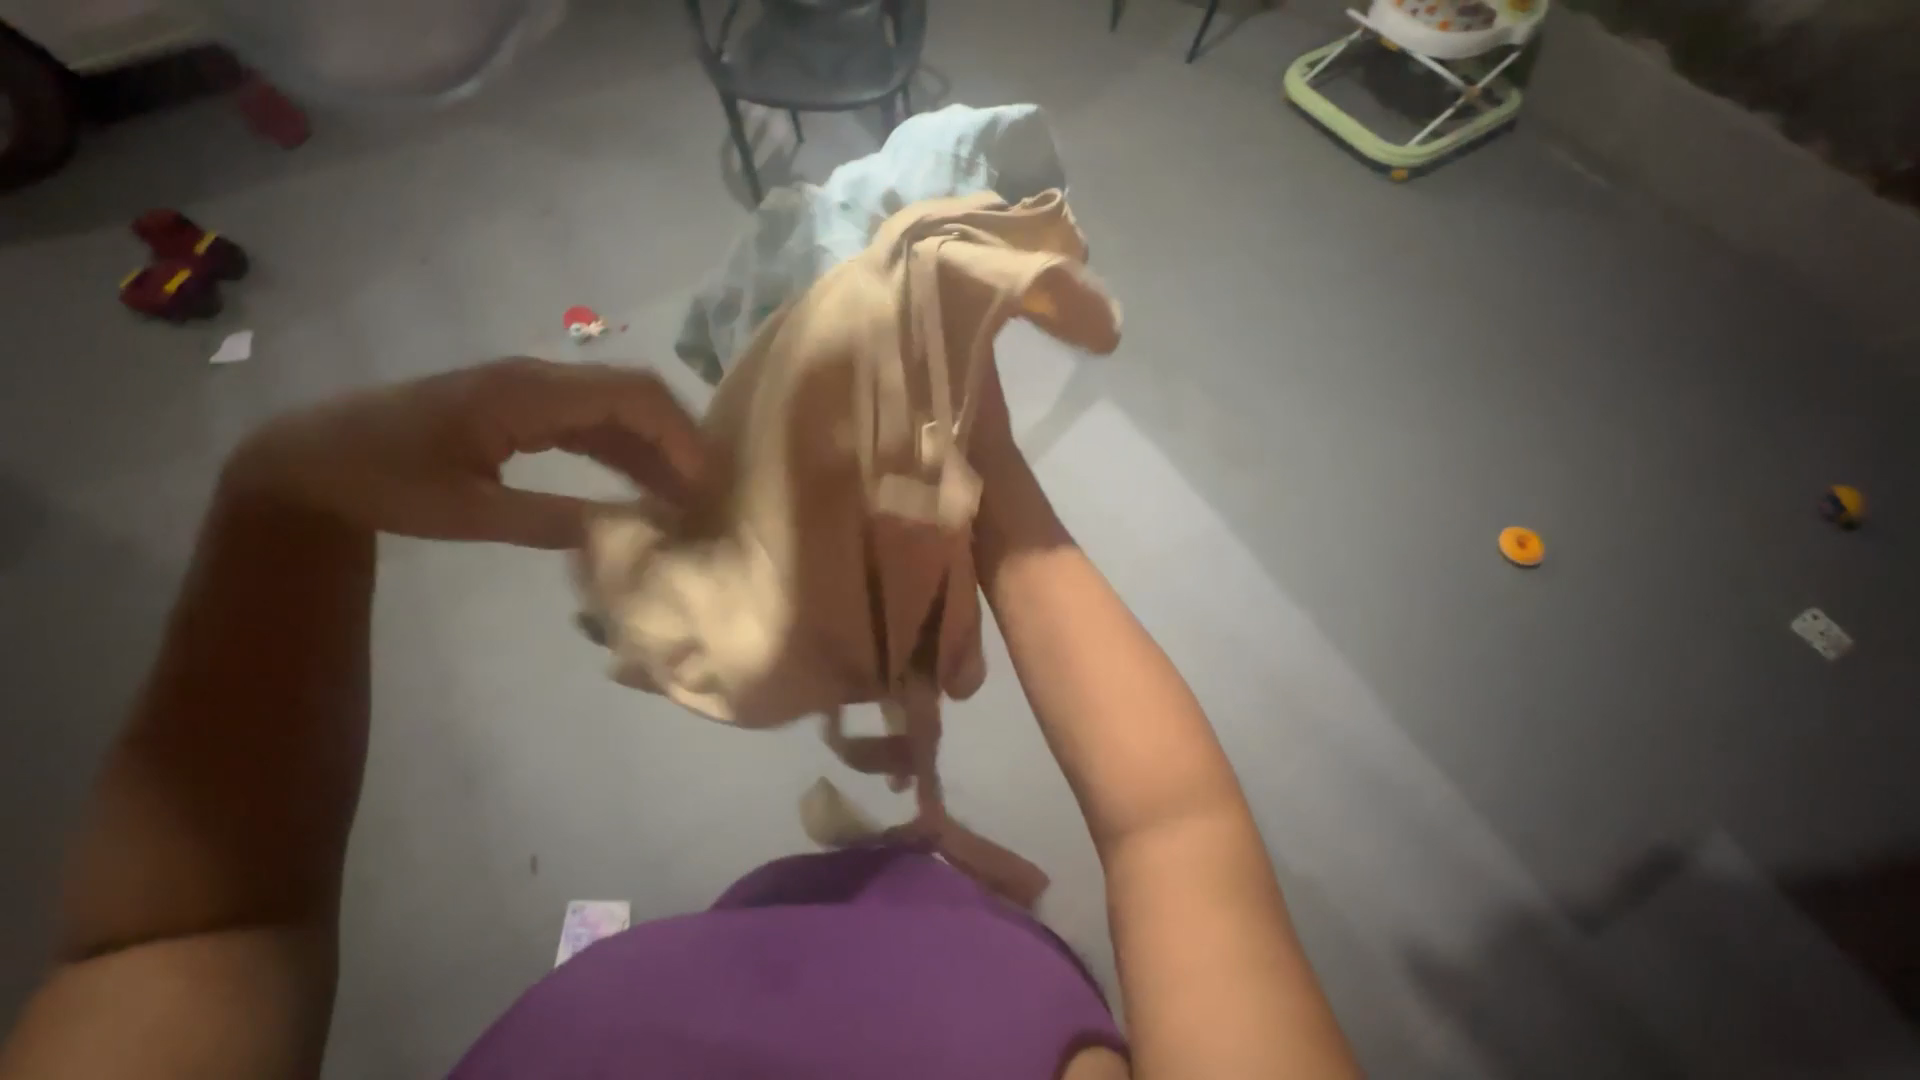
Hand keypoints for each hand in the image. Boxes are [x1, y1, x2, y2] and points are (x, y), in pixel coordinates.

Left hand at [226, 358, 703, 548]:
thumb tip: (629, 532)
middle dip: (680, 440)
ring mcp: (533, 391)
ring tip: (689, 497)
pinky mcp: (526, 409)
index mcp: (526, 394)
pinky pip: (594, 423)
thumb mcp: (468, 512)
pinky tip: (645, 488)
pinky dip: (627, 452)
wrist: (313, 458)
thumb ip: (551, 519)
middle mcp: (538, 380)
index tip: (704, 486)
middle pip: (635, 394)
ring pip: (619, 408)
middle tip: (710, 493)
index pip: (629, 396)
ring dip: (658, 448)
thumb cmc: (384, 481)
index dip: (678, 436)